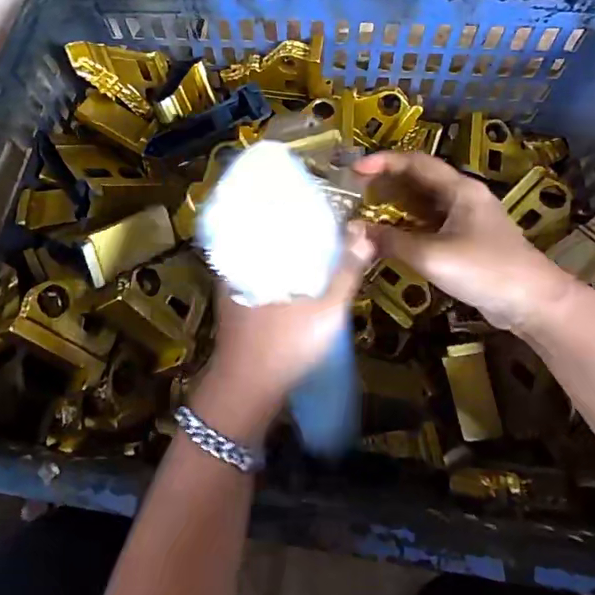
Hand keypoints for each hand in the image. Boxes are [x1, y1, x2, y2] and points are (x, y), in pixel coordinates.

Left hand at [194, 222, 374, 442]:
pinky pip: (257, 276)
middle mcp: (237, 262)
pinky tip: (296, 281)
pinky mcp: (233, 304)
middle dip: (294, 231)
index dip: (297, 209)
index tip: (321, 206)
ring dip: (286, 254)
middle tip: (326, 229)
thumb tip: (362, 231)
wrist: (246, 389)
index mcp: (255, 253)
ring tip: (316, 252)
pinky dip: (277, 273)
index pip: (272, 216)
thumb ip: (346, 270)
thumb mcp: (326, 309)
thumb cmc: (287, 344)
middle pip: (267, 236)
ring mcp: (232, 285)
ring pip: (262, 258)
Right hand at [354, 152, 583, 335]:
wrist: (534, 304)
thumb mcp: (432, 256)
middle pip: (419, 179)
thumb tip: (353, 230)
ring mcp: (467, 219)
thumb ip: (390, 241)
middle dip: (385, 182)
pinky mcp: (467, 240)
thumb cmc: (485, 271)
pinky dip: (406, 224)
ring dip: (395, 204)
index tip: (354, 170)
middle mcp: (463, 197)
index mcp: (459, 190)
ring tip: (364, 210)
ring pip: (423, 202)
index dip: (383, 162)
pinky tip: (388, 236)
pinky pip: (429, 223)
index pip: (415, 162)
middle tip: (354, 191)